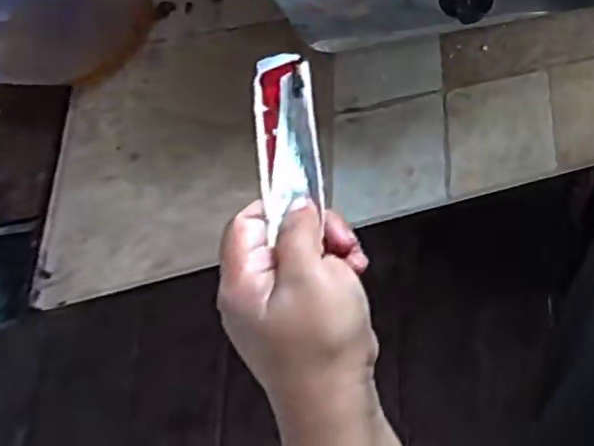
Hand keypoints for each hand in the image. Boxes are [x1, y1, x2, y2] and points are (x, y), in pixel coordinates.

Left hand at [219, 200, 380, 439]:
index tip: (310, 203)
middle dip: (319, 229)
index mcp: (243, 283)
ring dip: (334, 248)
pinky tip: (351, 277)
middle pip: (282, 232)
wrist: (335, 391)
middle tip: (339, 241)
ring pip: (306, 248)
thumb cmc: (318, 344)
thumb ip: (300, 232)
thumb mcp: (311, 274)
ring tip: (349, 265)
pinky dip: (339, 266)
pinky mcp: (300, 307)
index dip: (279, 205)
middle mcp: (254, 291)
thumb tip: (296, 205)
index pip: (246, 222)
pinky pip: (318, 269)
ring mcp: (277, 300)